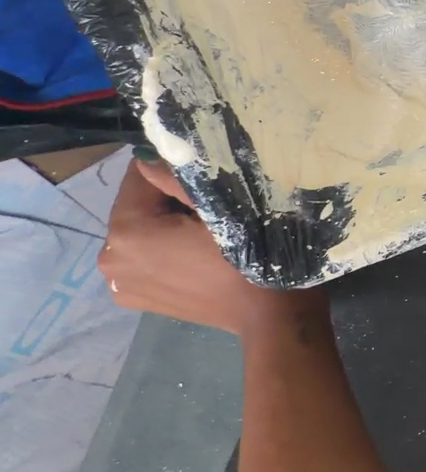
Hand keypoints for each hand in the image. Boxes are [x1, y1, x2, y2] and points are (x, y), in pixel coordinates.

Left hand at [99, 158, 284, 334]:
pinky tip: (198, 256)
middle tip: (216, 202)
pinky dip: (166, 252)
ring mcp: (120, 283)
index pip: (137, 181)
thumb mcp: (229, 211)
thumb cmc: (256, 254)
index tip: (205, 169)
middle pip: (137, 211)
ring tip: (209, 230)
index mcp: (128, 232)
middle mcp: (110, 258)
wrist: (270, 313)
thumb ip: (180, 183)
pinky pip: (146, 260)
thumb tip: (150, 159)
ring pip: (142, 237)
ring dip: (167, 227)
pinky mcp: (136, 299)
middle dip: (168, 202)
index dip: (171, 169)